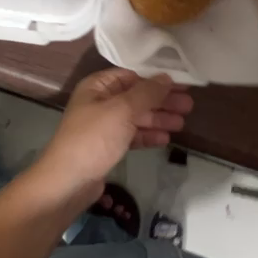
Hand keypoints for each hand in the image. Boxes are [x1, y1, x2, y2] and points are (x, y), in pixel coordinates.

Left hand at [28, 69, 192, 205]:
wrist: (69, 182)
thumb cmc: (94, 139)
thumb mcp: (122, 110)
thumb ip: (147, 93)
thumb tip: (166, 77)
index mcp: (97, 86)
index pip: (131, 75)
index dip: (156, 78)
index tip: (182, 82)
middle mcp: (99, 102)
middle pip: (136, 96)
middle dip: (161, 100)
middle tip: (189, 105)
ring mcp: (103, 126)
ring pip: (136, 117)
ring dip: (158, 118)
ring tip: (182, 122)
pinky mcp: (107, 146)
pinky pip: (132, 135)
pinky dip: (148, 135)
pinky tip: (166, 138)